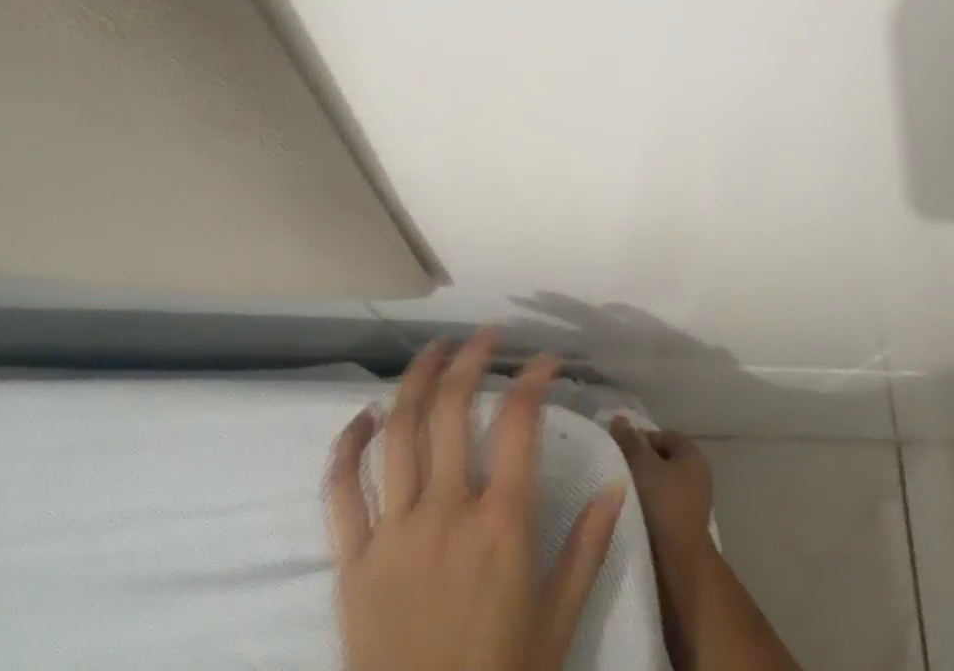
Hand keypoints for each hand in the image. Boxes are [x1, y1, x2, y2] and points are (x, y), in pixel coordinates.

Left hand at [326, 329, 626, 670]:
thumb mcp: (560, 618)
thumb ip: (588, 548)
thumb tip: (614, 485)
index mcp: (503, 525)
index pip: (519, 426)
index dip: (533, 379)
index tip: (546, 358)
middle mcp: (445, 512)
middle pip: (451, 412)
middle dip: (468, 360)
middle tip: (483, 334)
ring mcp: (392, 531)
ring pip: (396, 435)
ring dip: (413, 383)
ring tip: (430, 351)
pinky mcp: (350, 558)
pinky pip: (339, 490)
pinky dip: (347, 446)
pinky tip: (361, 417)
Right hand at [607, 417, 713, 554]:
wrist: (678, 557)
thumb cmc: (663, 503)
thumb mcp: (642, 465)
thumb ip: (630, 441)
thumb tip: (619, 419)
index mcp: (693, 455)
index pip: (663, 436)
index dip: (640, 439)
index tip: (618, 451)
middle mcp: (698, 474)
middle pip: (662, 459)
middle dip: (640, 463)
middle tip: (616, 469)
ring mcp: (693, 500)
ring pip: (661, 484)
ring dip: (642, 486)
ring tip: (620, 491)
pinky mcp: (684, 522)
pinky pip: (662, 504)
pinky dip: (647, 505)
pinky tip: (631, 511)